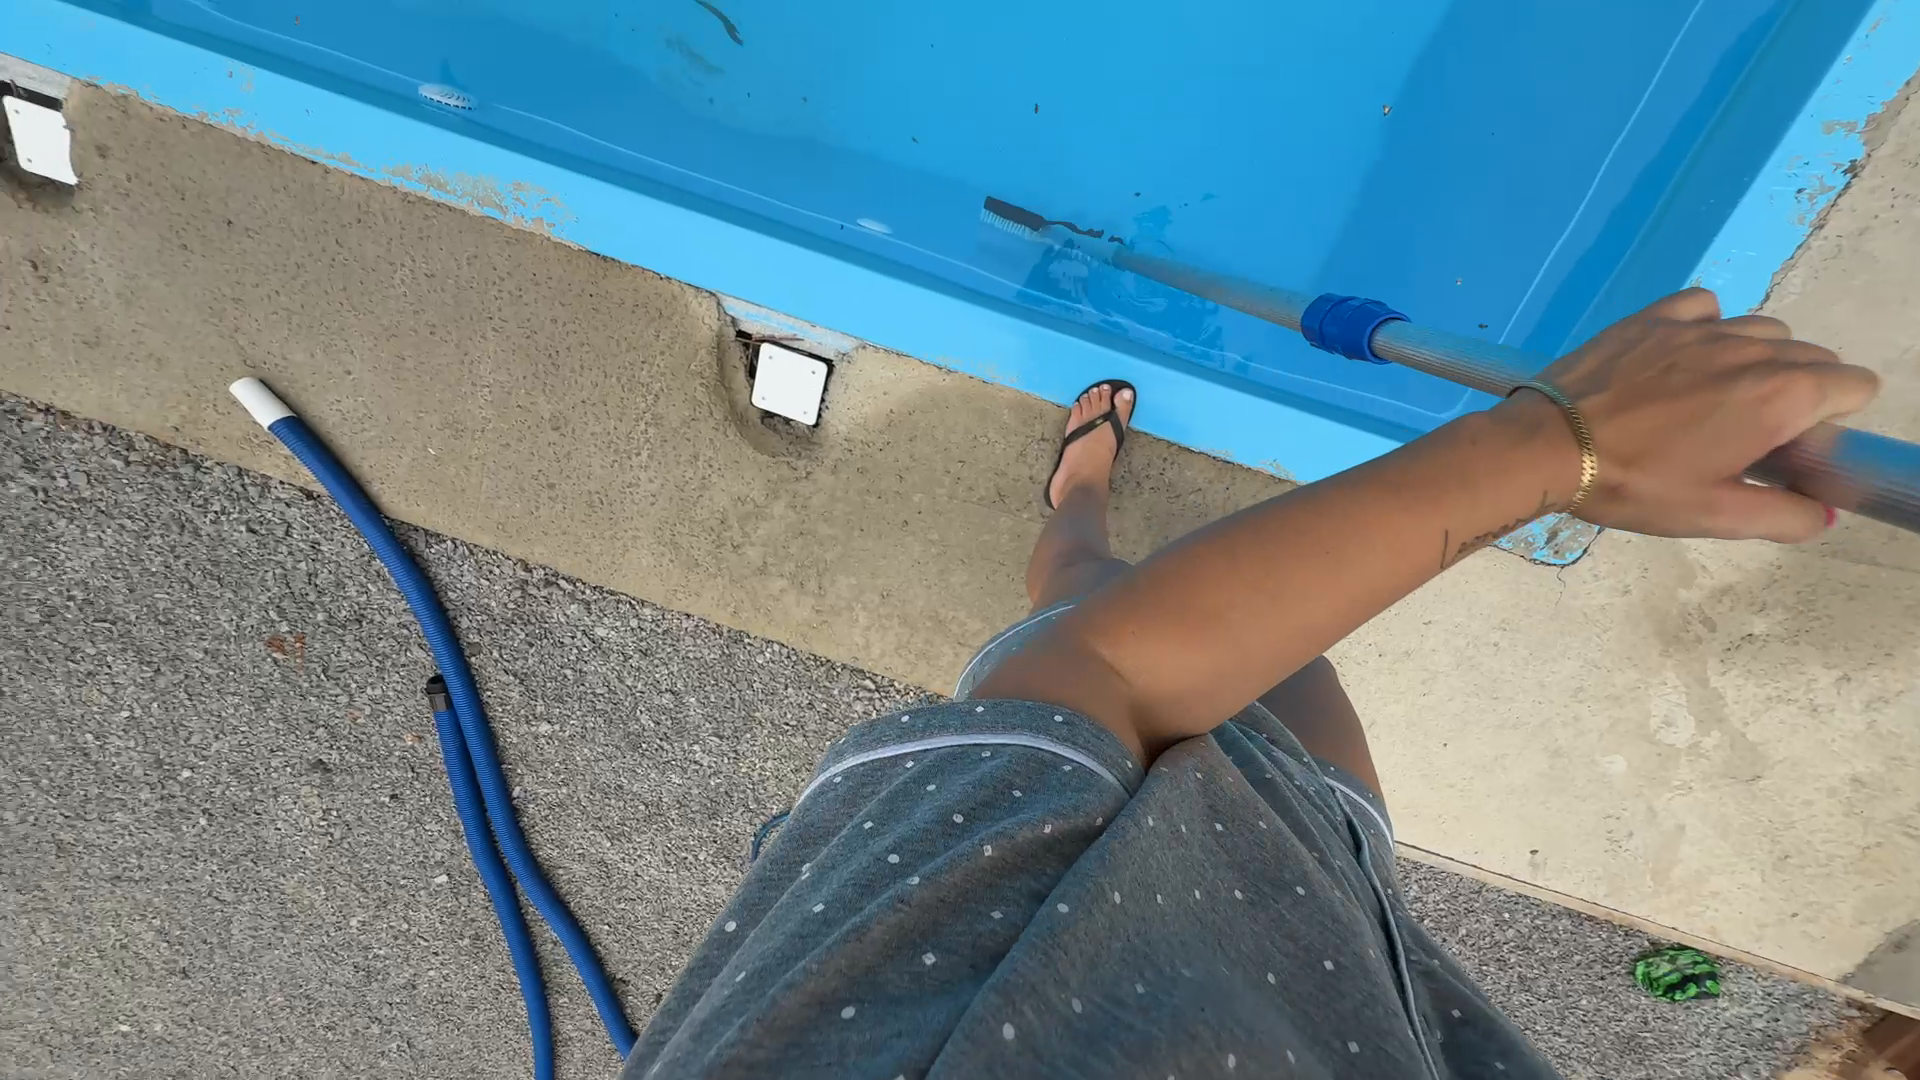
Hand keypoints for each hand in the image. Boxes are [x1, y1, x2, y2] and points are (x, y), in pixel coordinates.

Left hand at [1503, 288, 1879, 541]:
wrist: (1540, 449)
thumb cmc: (1627, 483)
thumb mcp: (1710, 514)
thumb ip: (1783, 515)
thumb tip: (1820, 513)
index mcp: (1784, 394)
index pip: (1854, 387)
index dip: (1822, 419)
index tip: (1776, 444)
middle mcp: (1751, 349)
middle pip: (1808, 357)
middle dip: (1788, 391)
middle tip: (1728, 429)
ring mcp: (1695, 329)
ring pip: (1758, 330)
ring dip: (1746, 359)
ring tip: (1695, 398)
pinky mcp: (1645, 321)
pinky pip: (1699, 306)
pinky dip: (1700, 325)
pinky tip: (1672, 357)